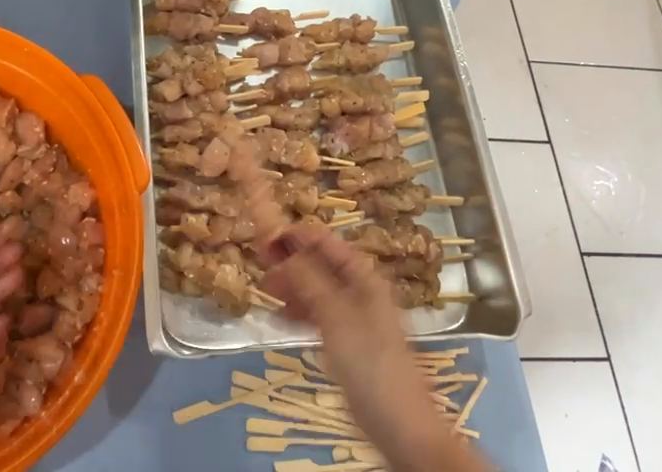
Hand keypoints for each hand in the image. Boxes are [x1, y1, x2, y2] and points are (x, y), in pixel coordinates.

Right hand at [264, 227, 488, 471]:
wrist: (401, 425)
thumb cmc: (370, 363)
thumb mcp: (336, 316)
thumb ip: (309, 280)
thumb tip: (283, 247)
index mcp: (364, 278)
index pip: (327, 243)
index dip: (297, 236)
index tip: (266, 237)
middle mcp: (360, 291)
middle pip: (321, 265)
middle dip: (291, 262)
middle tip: (260, 265)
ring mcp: (354, 317)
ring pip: (318, 290)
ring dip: (293, 287)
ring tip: (266, 292)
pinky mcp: (348, 342)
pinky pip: (319, 315)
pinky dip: (301, 312)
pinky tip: (281, 319)